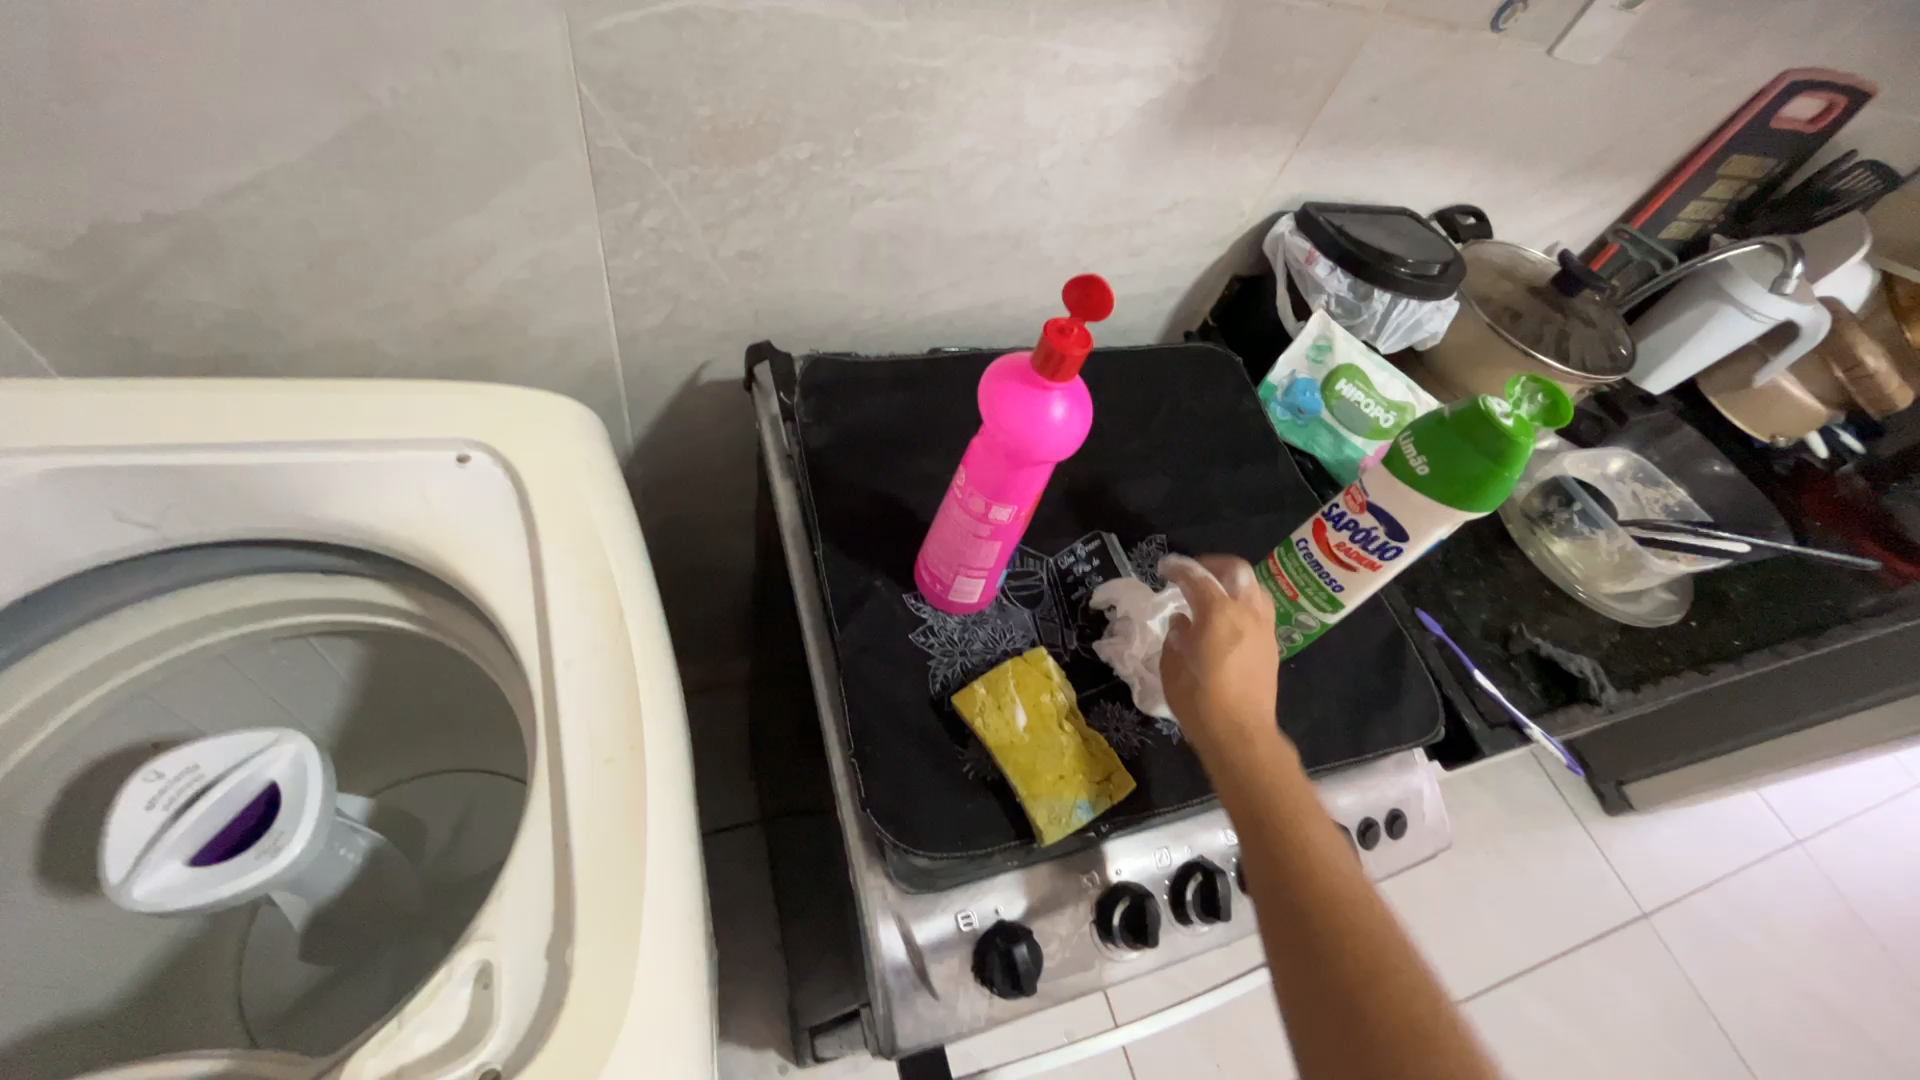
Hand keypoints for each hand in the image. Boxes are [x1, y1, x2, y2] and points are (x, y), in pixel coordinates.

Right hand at [1159, 554, 1286, 760]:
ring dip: (1232, 583)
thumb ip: (1176, 636)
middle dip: (1212, 565)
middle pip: (1236, 570)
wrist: (1241, 735)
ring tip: (1213, 593)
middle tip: (1192, 573)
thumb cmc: (1199, 702)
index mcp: (1218, 613)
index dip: (1178, 567)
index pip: (1197, 577)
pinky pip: (1259, 609)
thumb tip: (1182, 622)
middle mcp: (1246, 612)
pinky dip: (1242, 603)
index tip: (1163, 568)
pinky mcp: (1272, 645)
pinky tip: (1227, 619)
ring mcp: (1264, 628)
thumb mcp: (1172, 667)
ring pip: (1254, 587)